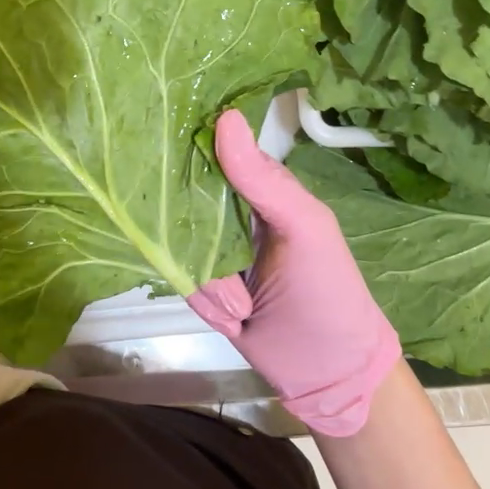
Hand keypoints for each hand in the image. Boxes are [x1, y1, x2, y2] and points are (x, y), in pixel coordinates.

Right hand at [188, 110, 400, 436]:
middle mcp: (230, 213)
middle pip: (182, 198)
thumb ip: (263, 179)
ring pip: (178, 244)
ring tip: (244, 303)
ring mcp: (213, 250)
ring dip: (210, 280)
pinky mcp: (201, 286)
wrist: (327, 370)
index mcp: (259, 188)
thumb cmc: (327, 288)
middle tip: (220, 255)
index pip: (213, 151)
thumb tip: (224, 118)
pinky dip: (206, 301)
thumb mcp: (305, 226)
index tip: (161, 145)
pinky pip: (180, 279)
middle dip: (193, 230)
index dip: (188, 147)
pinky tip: (235, 317)